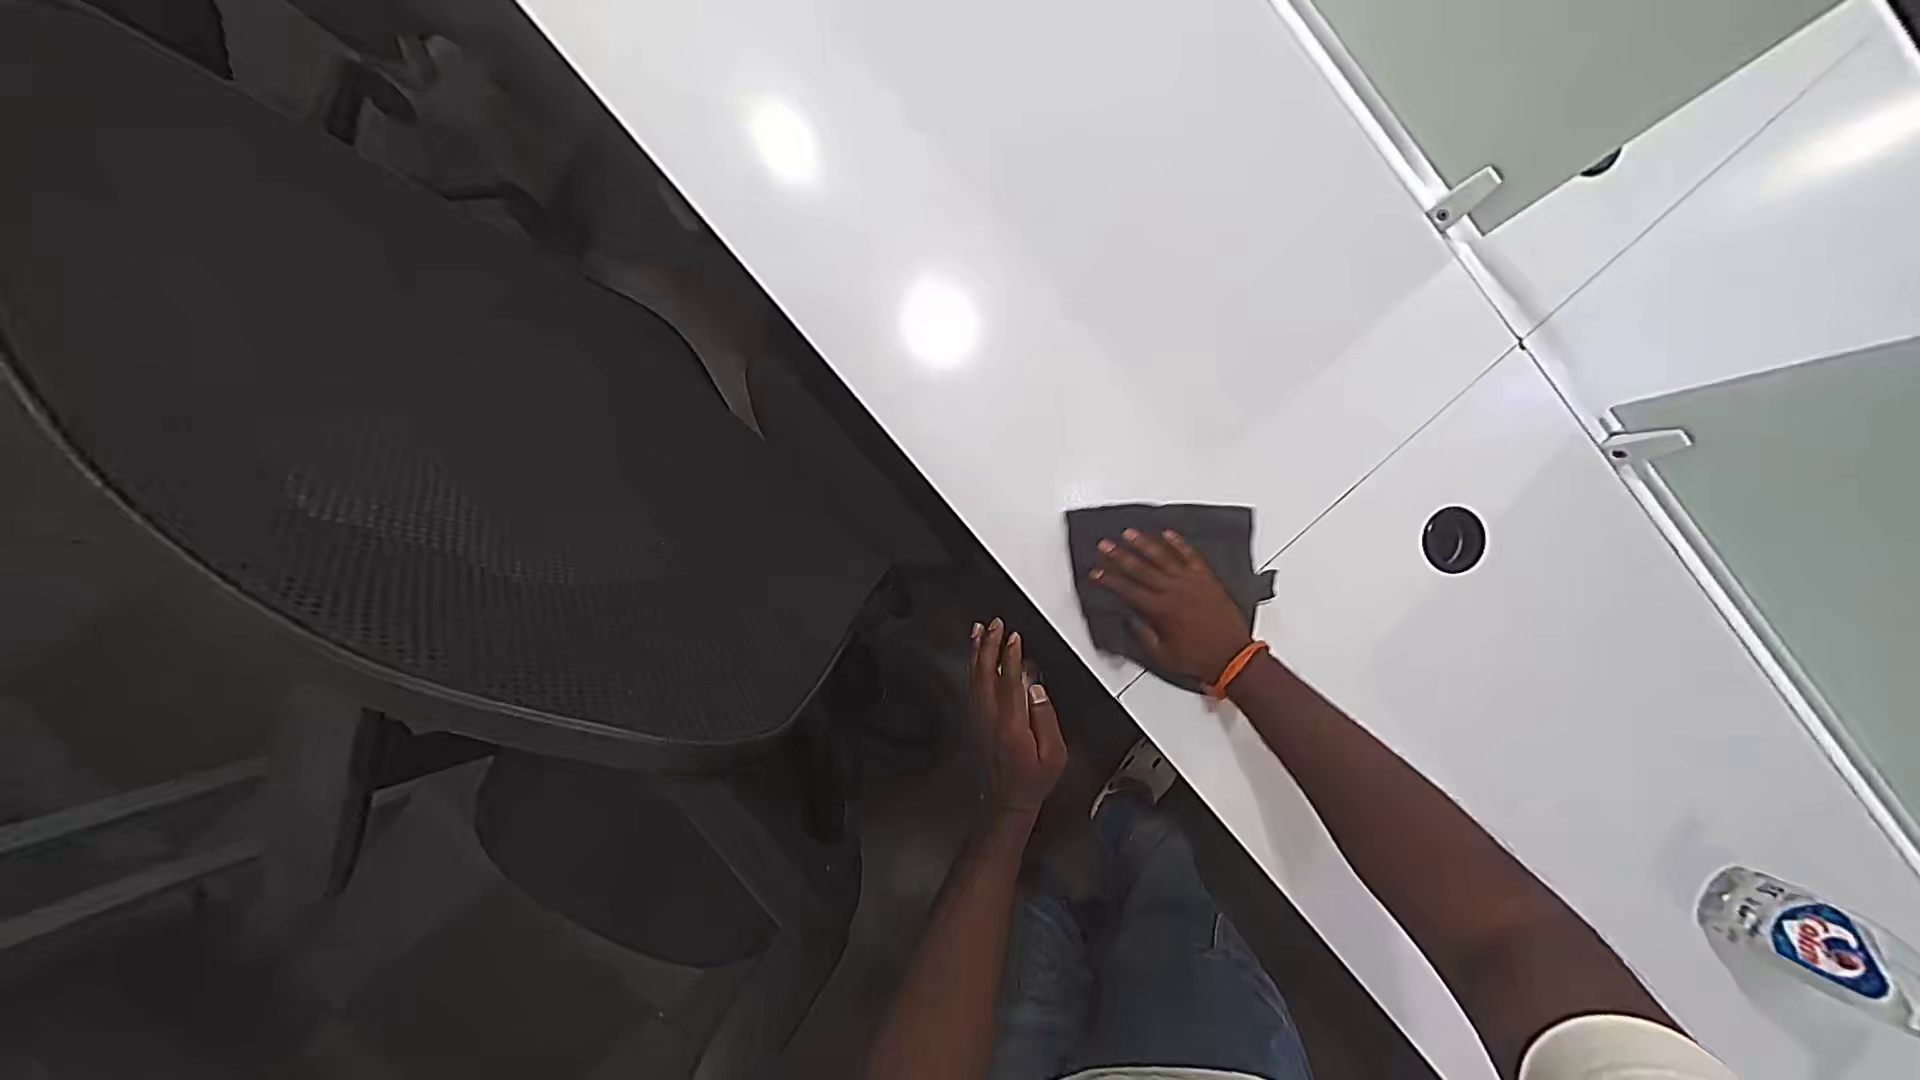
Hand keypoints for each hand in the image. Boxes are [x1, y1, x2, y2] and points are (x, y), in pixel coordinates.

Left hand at [968, 619, 1067, 821]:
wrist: (1007, 801)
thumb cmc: (1032, 779)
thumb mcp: (1054, 754)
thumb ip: (1046, 718)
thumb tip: (1036, 689)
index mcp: (1012, 725)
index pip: (1010, 681)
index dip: (1011, 656)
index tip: (1013, 637)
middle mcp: (990, 719)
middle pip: (986, 674)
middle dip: (989, 645)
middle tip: (993, 625)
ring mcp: (979, 719)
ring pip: (974, 678)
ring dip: (976, 652)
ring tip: (977, 631)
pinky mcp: (974, 721)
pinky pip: (971, 688)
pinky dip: (972, 668)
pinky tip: (974, 658)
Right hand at [1090, 529, 1252, 684]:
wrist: (1233, 657)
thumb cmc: (1200, 658)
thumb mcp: (1162, 654)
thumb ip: (1144, 634)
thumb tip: (1132, 619)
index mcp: (1160, 610)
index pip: (1127, 589)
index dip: (1109, 580)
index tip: (1097, 573)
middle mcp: (1174, 591)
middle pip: (1140, 568)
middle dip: (1119, 555)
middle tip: (1105, 545)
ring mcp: (1192, 583)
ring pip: (1162, 557)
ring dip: (1144, 544)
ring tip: (1130, 533)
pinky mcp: (1207, 580)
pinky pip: (1191, 556)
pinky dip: (1179, 544)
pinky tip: (1168, 534)